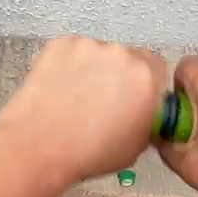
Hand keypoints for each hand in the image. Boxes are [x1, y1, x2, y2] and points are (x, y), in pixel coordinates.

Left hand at [0, 36, 168, 183]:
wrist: (40, 144)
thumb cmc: (88, 152)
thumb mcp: (136, 147)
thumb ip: (147, 120)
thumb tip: (143, 113)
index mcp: (146, 78)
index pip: (156, 67)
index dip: (145, 82)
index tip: (134, 95)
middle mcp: (121, 54)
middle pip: (127, 57)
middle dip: (117, 74)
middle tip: (101, 100)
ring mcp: (89, 45)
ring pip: (98, 53)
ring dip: (92, 68)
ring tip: (74, 97)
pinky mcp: (61, 44)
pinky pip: (71, 51)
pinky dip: (67, 65)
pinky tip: (59, 88)